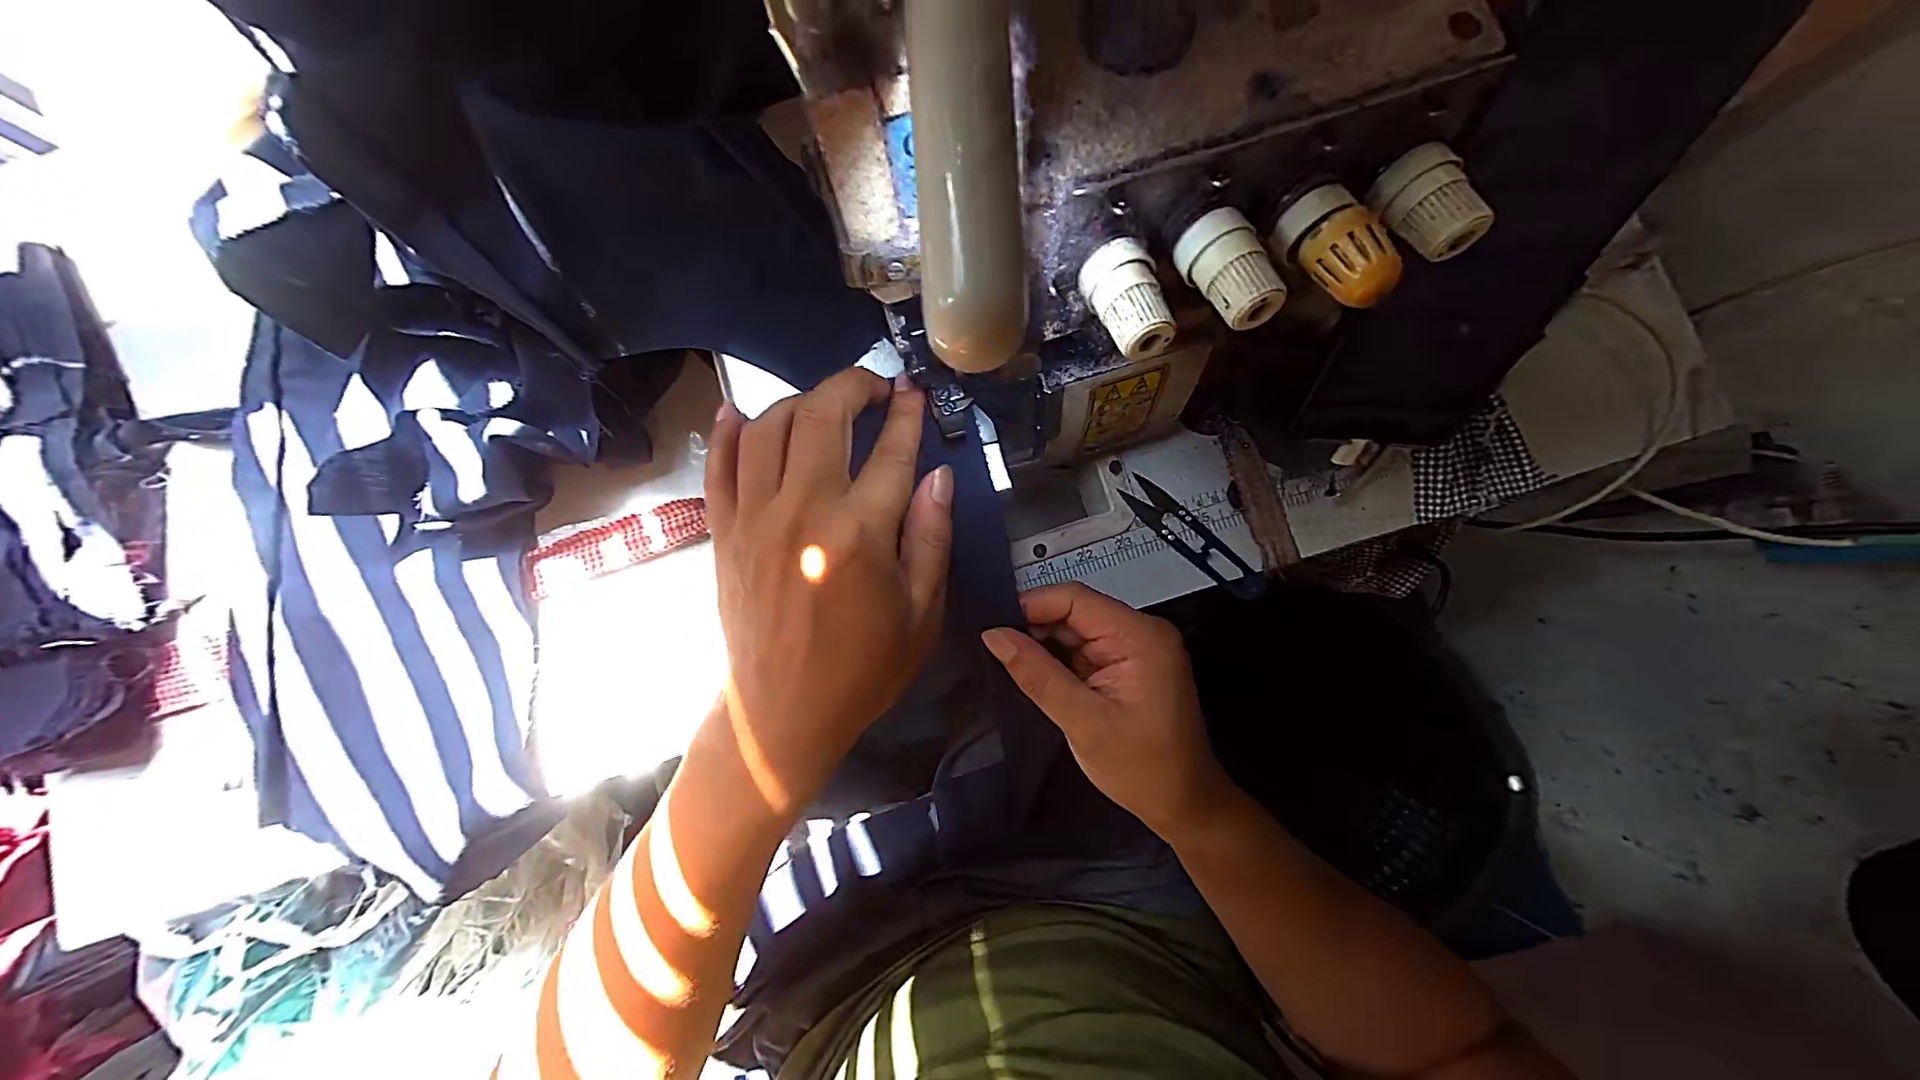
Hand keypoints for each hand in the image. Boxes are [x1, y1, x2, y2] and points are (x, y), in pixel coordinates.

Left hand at [706, 368, 952, 815]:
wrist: (782, 714)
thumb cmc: (863, 670)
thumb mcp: (921, 613)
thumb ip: (932, 537)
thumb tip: (938, 475)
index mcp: (859, 533)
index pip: (891, 451)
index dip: (908, 415)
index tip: (915, 394)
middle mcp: (801, 509)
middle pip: (822, 415)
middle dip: (853, 386)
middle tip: (876, 390)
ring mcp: (753, 518)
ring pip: (768, 426)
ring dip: (802, 401)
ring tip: (827, 407)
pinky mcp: (724, 532)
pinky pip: (720, 465)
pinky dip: (730, 431)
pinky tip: (742, 412)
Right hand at [982, 583, 1232, 837]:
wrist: (1183, 804)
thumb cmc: (1142, 768)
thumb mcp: (1083, 722)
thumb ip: (1037, 674)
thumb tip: (994, 636)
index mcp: (1140, 637)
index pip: (1076, 598)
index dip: (1031, 606)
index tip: (994, 627)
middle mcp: (1141, 632)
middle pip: (1074, 611)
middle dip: (1034, 628)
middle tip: (995, 649)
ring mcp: (1135, 647)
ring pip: (1074, 629)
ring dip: (1043, 645)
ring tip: (1009, 663)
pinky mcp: (1126, 664)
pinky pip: (1083, 648)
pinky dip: (1058, 660)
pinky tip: (1035, 674)